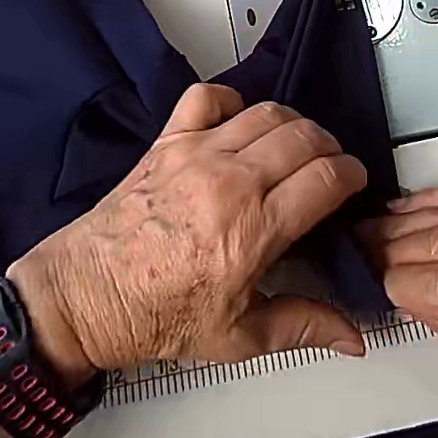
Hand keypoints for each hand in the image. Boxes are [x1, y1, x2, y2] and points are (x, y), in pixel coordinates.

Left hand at [11, 84, 369, 378]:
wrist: (86, 293)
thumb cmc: (152, 314)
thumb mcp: (236, 338)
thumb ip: (301, 327)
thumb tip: (350, 336)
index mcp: (253, 229)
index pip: (327, 177)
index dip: (351, 175)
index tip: (351, 184)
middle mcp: (227, 182)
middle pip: (304, 137)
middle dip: (327, 148)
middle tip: (325, 168)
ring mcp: (194, 155)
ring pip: (265, 113)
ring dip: (291, 124)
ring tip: (291, 147)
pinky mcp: (165, 144)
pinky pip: (204, 99)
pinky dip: (228, 100)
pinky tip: (235, 122)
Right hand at [359, 184, 437, 435]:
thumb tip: (404, 289)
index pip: (428, 284)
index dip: (391, 284)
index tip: (371, 284)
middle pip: (432, 242)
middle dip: (387, 249)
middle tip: (357, 252)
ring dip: (402, 221)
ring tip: (370, 230)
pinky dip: (433, 201)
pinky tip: (405, 209)